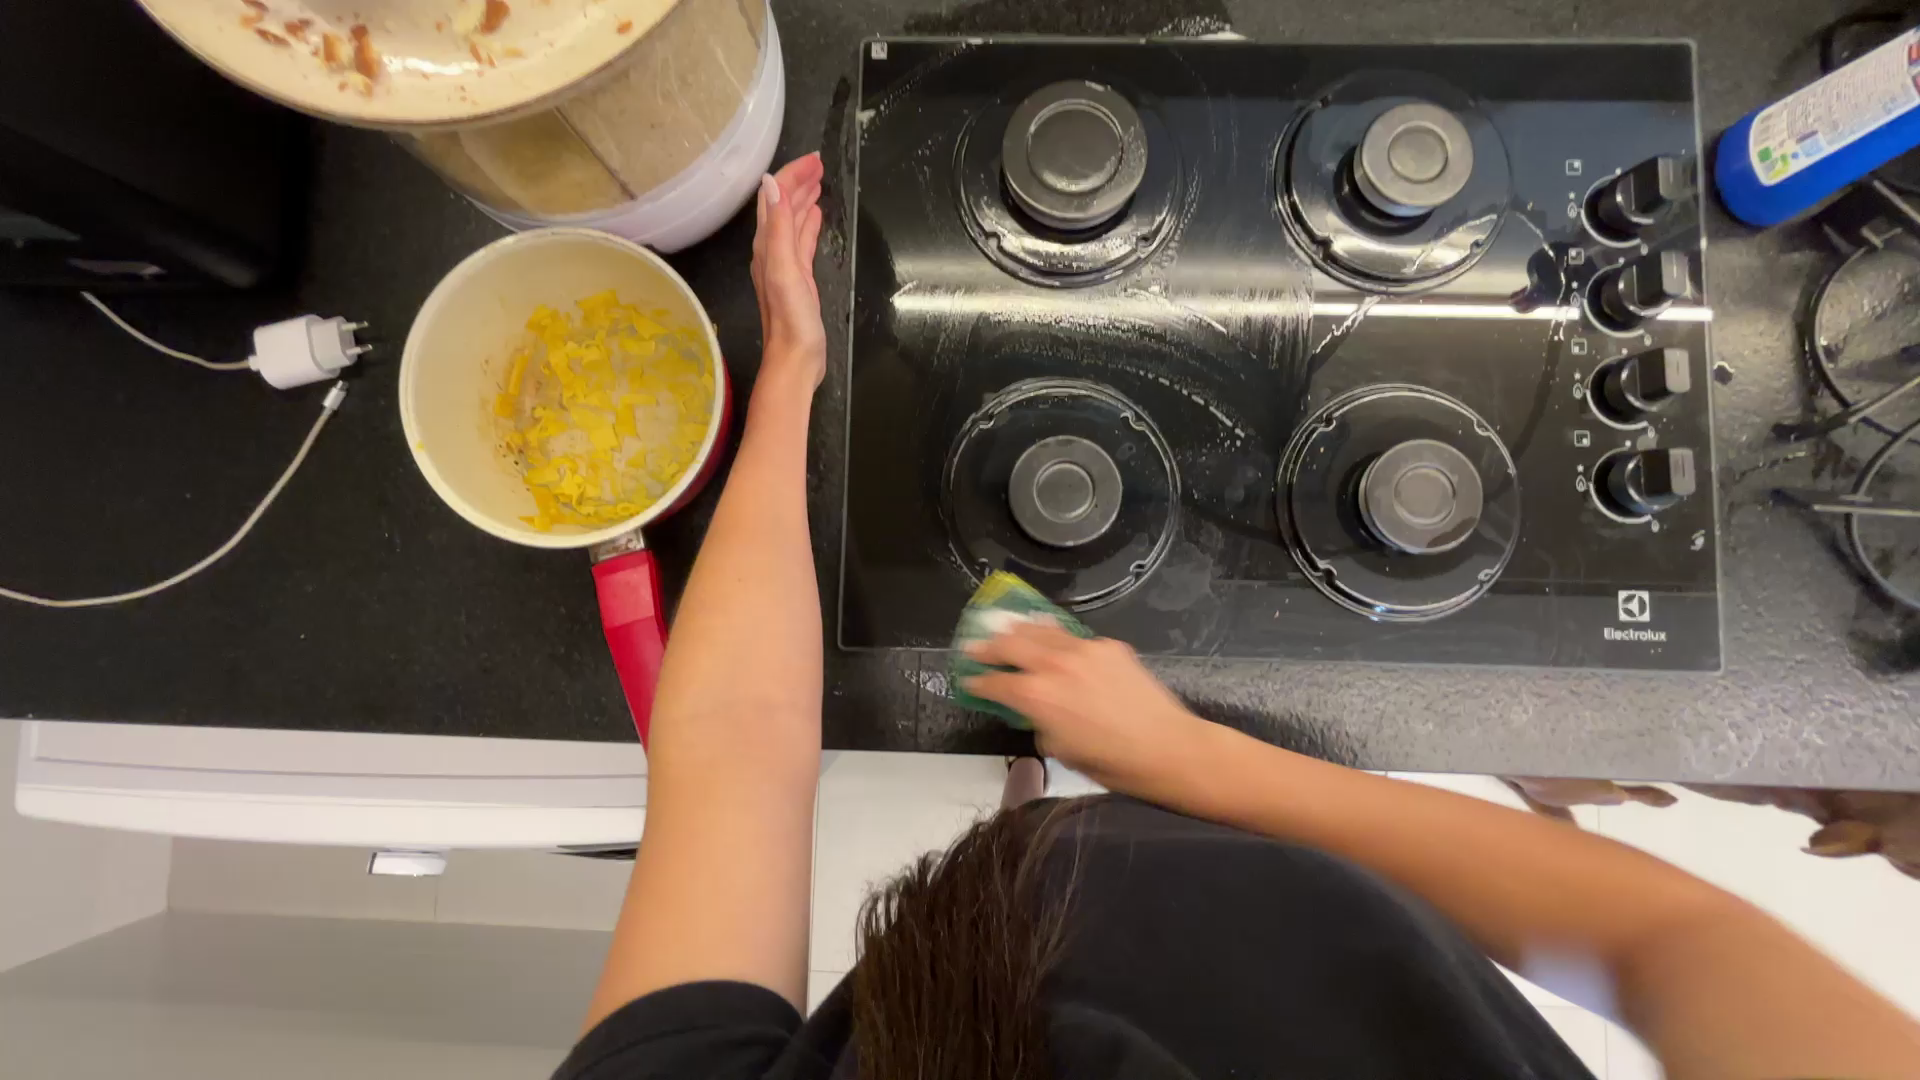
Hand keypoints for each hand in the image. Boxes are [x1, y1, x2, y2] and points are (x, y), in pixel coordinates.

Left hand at [751, 153, 826, 388]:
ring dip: (803, 201)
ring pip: (793, 222)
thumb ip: (779, 227)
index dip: (792, 175)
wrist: (795, 358)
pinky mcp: (799, 280)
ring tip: (818, 184)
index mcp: (767, 246)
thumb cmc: (791, 319)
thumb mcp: (785, 268)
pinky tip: (816, 217)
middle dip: (798, 183)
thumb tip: (772, 183)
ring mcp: (785, 266)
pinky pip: (801, 243)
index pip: (776, 198)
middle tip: (820, 166)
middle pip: (782, 207)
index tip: (815, 161)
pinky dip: (808, 225)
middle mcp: (772, 252)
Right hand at [964, 620, 1208, 795]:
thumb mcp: (1058, 749)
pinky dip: (1053, 636)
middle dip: (988, 647)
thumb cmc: (1110, 763)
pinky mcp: (1107, 645)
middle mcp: (1054, 663)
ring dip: (1017, 630)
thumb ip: (1036, 720)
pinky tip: (1049, 638)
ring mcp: (1082, 649)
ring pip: (1039, 629)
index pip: (995, 681)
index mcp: (1036, 694)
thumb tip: (1032, 708)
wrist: (1166, 748)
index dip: (978, 681)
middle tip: (975, 648)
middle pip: (1009, 643)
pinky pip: (1071, 635)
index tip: (969, 679)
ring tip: (1005, 628)